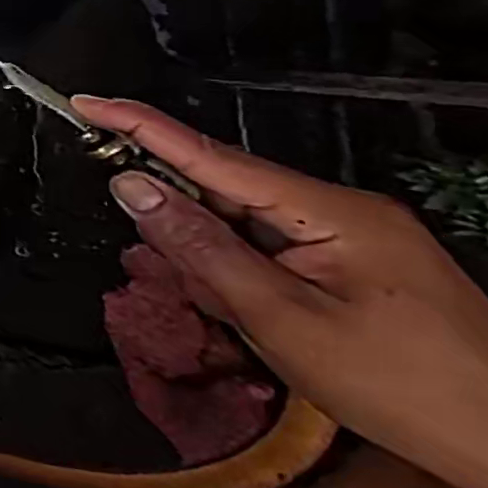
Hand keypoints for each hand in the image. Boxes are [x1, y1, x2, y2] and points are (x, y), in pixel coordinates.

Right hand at [73, 96, 487, 487]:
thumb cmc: (403, 385)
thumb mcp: (278, 316)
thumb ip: (195, 244)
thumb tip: (128, 184)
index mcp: (326, 211)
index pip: (208, 154)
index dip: (138, 125)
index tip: (84, 102)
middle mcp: (334, 210)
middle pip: (218, 192)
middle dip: (181, 230)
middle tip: (185, 281)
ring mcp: (344, 237)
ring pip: (233, 226)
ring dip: (211, 264)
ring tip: (236, 316)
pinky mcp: (345, 263)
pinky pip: (259, 249)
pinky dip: (236, 277)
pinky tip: (251, 314)